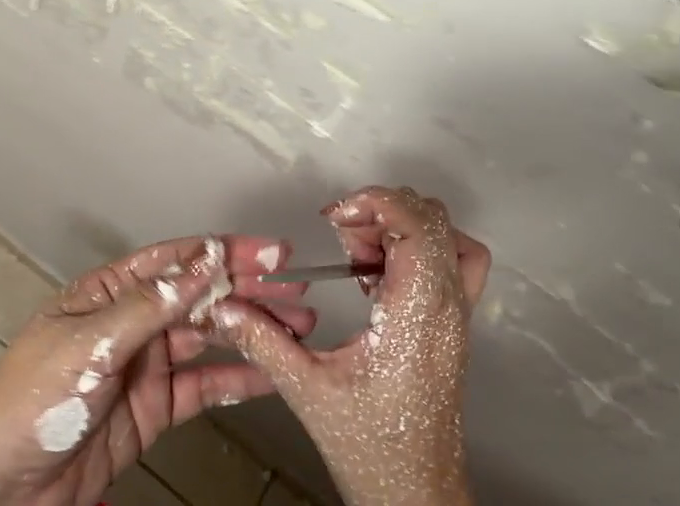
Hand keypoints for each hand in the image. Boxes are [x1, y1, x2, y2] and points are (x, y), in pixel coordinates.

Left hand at [0, 235, 315, 505]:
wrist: (3, 486)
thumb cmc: (28, 403)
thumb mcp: (89, 345)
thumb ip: (148, 306)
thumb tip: (199, 265)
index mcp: (107, 293)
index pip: (175, 261)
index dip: (224, 252)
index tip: (270, 251)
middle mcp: (130, 322)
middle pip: (199, 298)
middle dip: (248, 291)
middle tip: (296, 293)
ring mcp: (143, 365)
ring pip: (208, 339)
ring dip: (251, 332)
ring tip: (297, 329)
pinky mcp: (152, 408)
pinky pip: (203, 386)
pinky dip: (237, 379)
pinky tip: (269, 374)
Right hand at [213, 187, 490, 505]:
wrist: (415, 493)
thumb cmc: (371, 447)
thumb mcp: (307, 389)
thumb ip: (263, 340)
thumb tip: (225, 306)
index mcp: (416, 315)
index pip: (417, 226)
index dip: (377, 203)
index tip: (335, 215)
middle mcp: (446, 308)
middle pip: (435, 222)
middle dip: (383, 211)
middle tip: (341, 232)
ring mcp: (454, 317)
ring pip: (446, 239)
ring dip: (399, 228)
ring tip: (354, 252)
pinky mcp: (449, 327)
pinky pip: (446, 264)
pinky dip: (412, 250)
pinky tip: (370, 275)